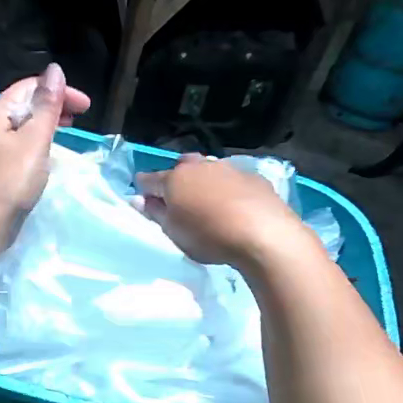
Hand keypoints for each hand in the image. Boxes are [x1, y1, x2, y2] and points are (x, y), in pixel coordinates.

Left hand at [0, 64, 88, 264]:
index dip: (60, 90)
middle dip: (55, 105)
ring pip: (23, 123)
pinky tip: (49, 151)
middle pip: (25, 102)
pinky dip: (38, 139)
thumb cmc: (10, 181)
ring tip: (69, 131)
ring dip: (47, 122)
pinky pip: (20, 141)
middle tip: (81, 118)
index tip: (87, 108)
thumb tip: (55, 70)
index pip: (31, 86)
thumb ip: (47, 106)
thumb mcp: (35, 141)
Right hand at [134, 154, 315, 269]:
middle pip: (181, 167)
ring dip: (203, 181)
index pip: (149, 179)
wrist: (263, 233)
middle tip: (179, 200)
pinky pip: (233, 179)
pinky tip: (235, 204)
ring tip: (207, 200)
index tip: (145, 200)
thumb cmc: (209, 236)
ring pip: (208, 169)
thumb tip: (139, 199)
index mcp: (174, 179)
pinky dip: (228, 188)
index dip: (144, 190)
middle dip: (176, 179)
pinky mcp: (253, 176)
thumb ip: (156, 214)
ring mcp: (228, 168)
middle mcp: (199, 166)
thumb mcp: (174, 232)